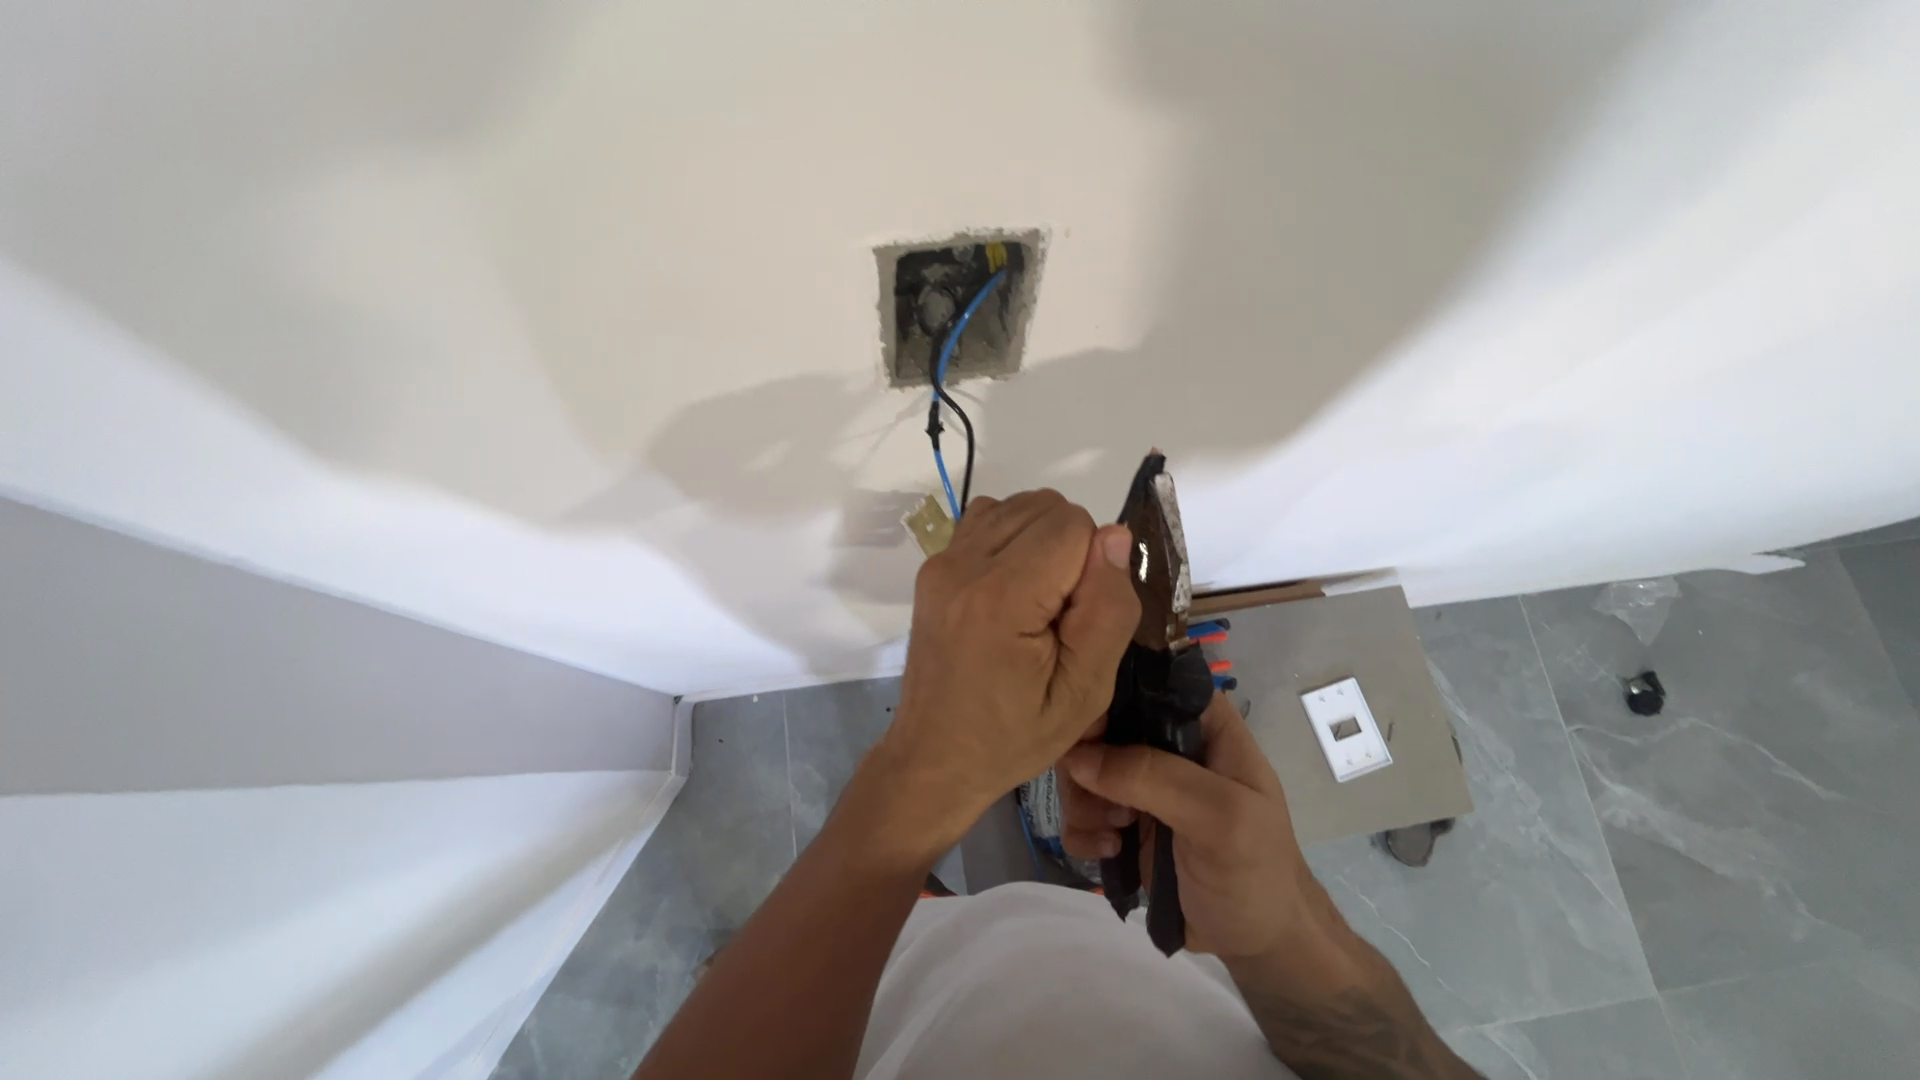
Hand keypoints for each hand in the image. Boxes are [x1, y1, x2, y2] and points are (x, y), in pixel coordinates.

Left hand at [864, 490, 1139, 856]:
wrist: (935, 756)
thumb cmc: (1013, 736)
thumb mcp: (1084, 692)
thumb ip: (1107, 609)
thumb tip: (1115, 535)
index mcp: (1001, 597)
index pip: (1073, 525)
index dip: (1092, 567)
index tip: (1078, 620)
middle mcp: (962, 564)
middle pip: (1046, 507)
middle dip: (1071, 550)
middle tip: (1060, 616)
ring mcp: (941, 561)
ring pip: (1018, 506)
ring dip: (1042, 541)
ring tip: (1036, 602)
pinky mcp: (932, 566)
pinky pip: (987, 519)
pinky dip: (1011, 539)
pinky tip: (1012, 588)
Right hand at [1060, 693, 1321, 958]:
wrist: (1259, 945)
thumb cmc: (1256, 872)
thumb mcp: (1220, 818)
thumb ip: (1154, 777)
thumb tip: (1079, 757)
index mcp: (1204, 724)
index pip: (1147, 682)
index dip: (1109, 699)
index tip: (1087, 736)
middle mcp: (1170, 744)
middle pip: (1102, 726)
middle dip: (1087, 765)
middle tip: (1101, 804)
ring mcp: (1144, 784)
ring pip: (1084, 769)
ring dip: (1083, 803)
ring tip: (1110, 836)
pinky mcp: (1125, 823)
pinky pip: (1083, 811)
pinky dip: (1082, 831)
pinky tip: (1107, 853)